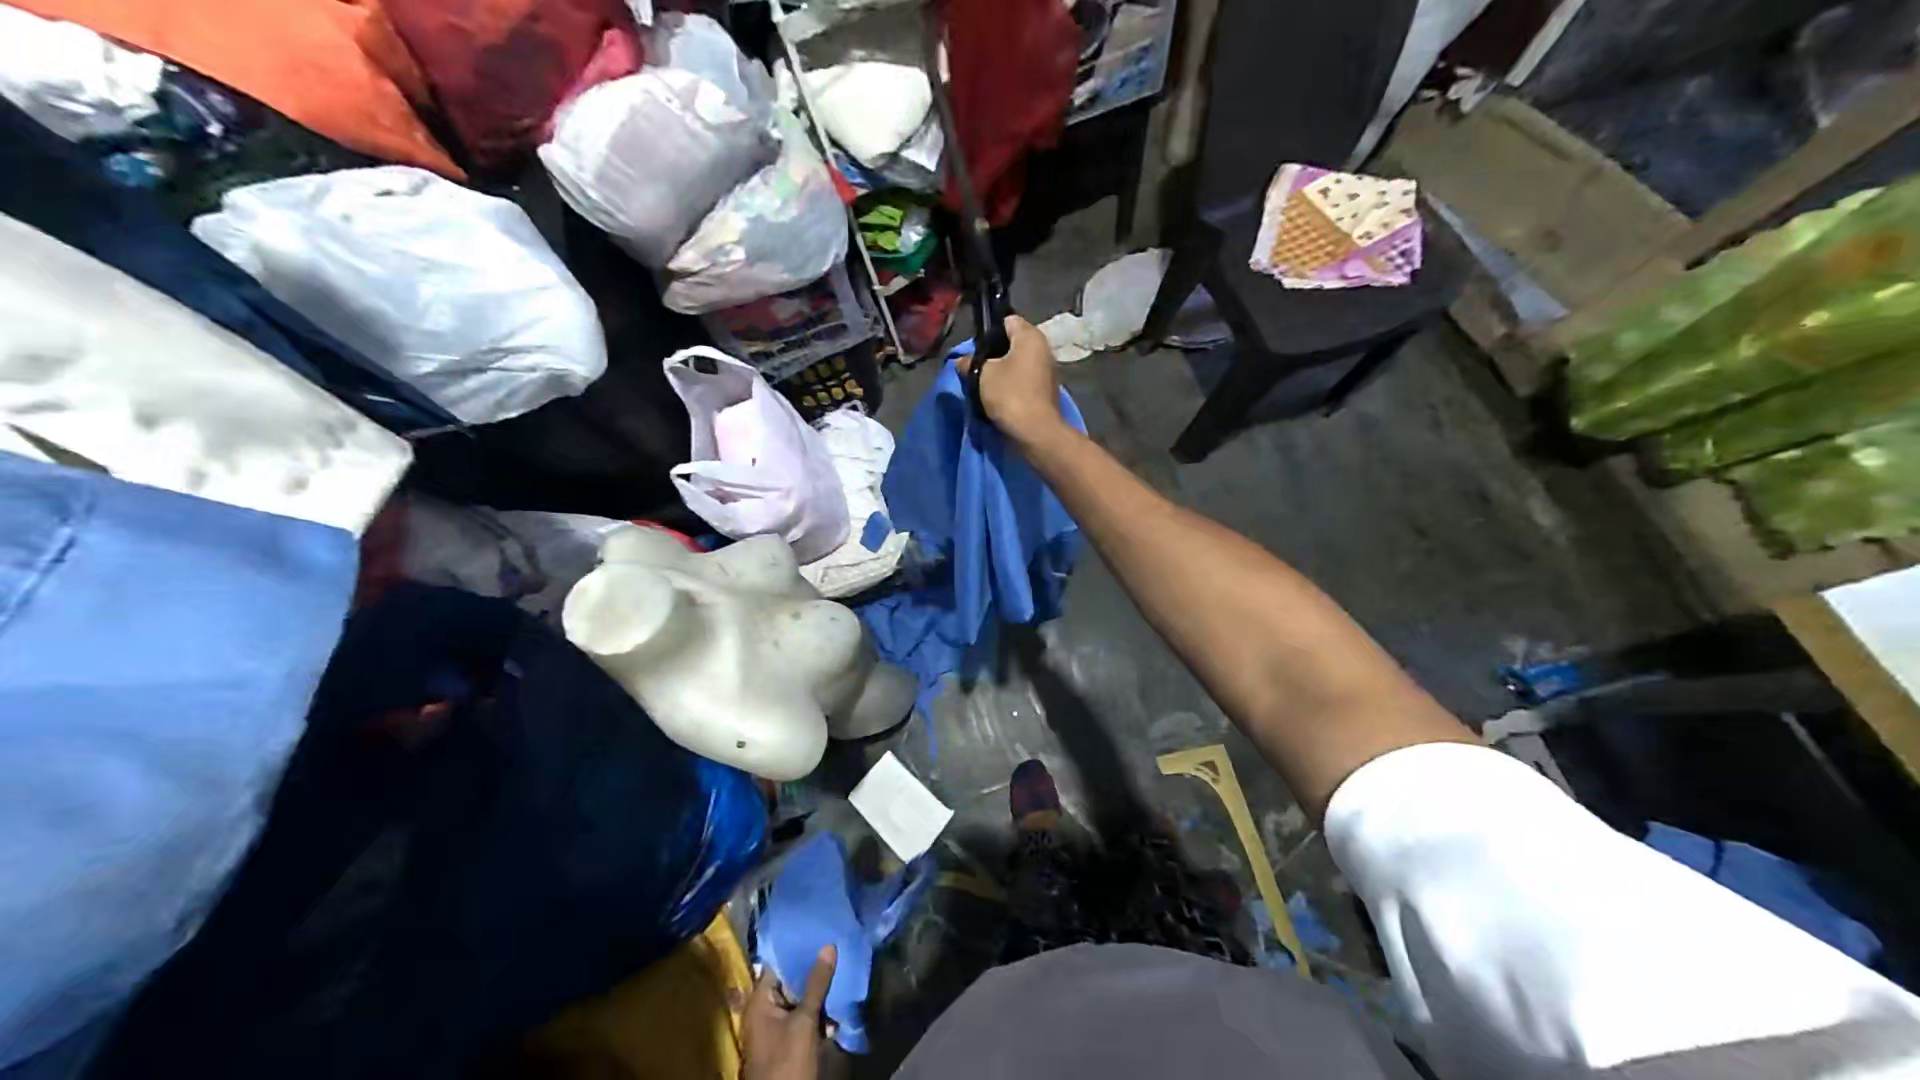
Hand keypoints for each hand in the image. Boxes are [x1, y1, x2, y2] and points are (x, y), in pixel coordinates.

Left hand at [743, 945, 836, 1079]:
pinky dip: (816, 1010)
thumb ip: (816, 983)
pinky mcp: (785, 1041)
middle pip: (789, 980)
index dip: (799, 948)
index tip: (821, 932)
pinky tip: (835, 1002)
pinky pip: (801, 1016)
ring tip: (841, 970)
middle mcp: (762, 1010)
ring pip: (797, 998)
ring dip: (817, 990)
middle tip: (836, 949)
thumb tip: (828, 945)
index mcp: (759, 1001)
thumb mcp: (804, 1021)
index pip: (778, 963)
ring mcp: (773, 1027)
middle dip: (812, 968)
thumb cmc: (787, 1062)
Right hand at [962, 315, 1064, 446]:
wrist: (1035, 431)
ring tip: (986, 382)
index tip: (976, 347)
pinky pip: (1025, 378)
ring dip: (1004, 370)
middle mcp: (1043, 347)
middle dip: (995, 352)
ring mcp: (1048, 369)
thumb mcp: (981, 375)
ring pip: (1019, 362)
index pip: (1007, 320)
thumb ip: (969, 362)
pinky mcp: (1047, 389)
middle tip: (978, 365)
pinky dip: (1014, 383)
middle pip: (1013, 342)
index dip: (989, 330)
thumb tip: (961, 360)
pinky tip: (1000, 394)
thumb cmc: (1009, 394)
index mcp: (1030, 336)